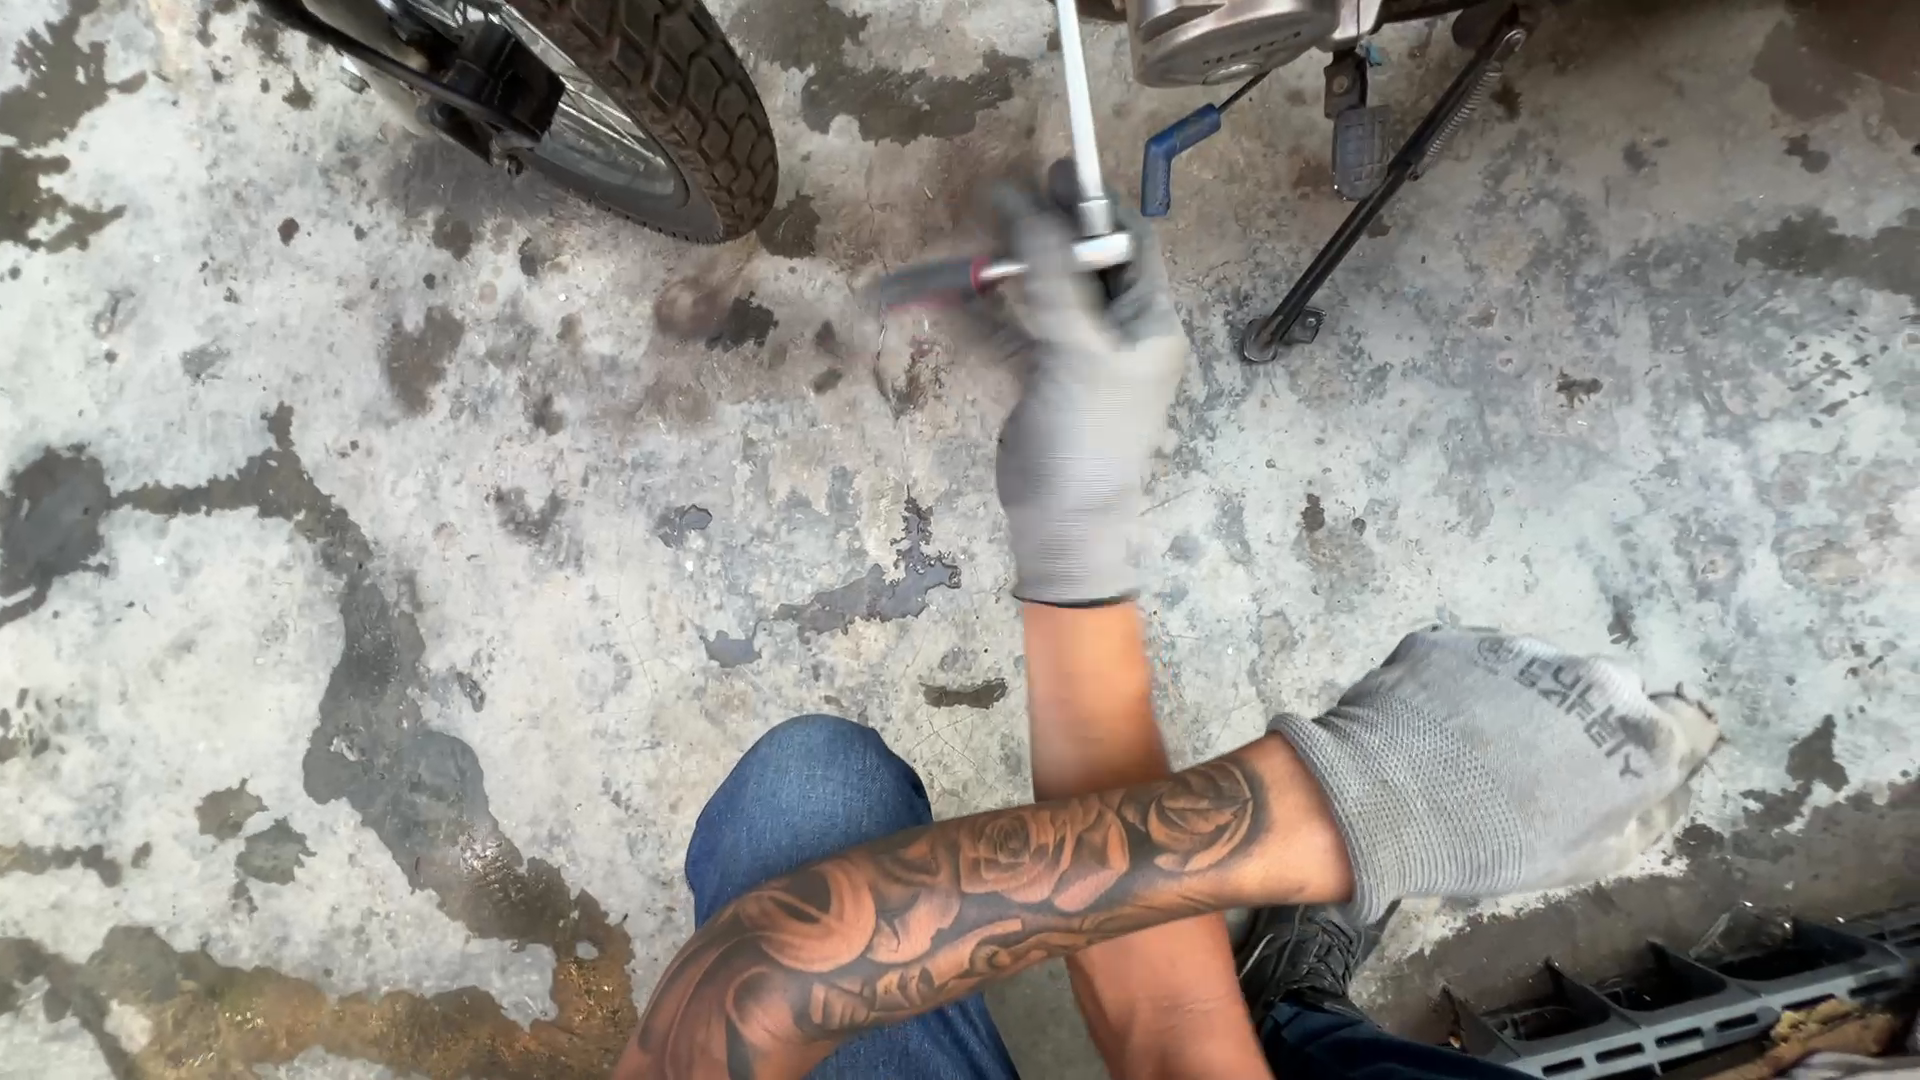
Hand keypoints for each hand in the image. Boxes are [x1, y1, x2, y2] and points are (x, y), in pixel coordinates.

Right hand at [990, 186, 1190, 604]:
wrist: (1062, 519)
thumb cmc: (1089, 436)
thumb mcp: (1080, 352)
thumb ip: (1055, 280)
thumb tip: (1029, 207)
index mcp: (1149, 321)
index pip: (1130, 245)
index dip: (1095, 207)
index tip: (1058, 172)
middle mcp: (1116, 331)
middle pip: (1080, 264)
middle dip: (1043, 232)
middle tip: (1006, 195)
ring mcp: (1074, 354)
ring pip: (1039, 296)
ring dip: (1006, 270)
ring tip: (975, 233)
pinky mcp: (1036, 377)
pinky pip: (1008, 333)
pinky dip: (980, 316)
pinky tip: (946, 294)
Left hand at [1268, 630, 1719, 919]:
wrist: (1376, 800)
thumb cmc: (1487, 843)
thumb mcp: (1592, 857)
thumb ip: (1646, 810)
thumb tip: (1667, 782)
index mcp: (1642, 735)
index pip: (1682, 722)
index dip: (1645, 744)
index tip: (1607, 760)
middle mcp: (1590, 675)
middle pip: (1605, 686)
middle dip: (1579, 712)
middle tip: (1525, 751)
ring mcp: (1513, 647)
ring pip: (1532, 665)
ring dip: (1514, 690)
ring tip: (1465, 734)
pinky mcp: (1447, 636)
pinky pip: (1467, 656)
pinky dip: (1455, 677)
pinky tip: (1427, 712)